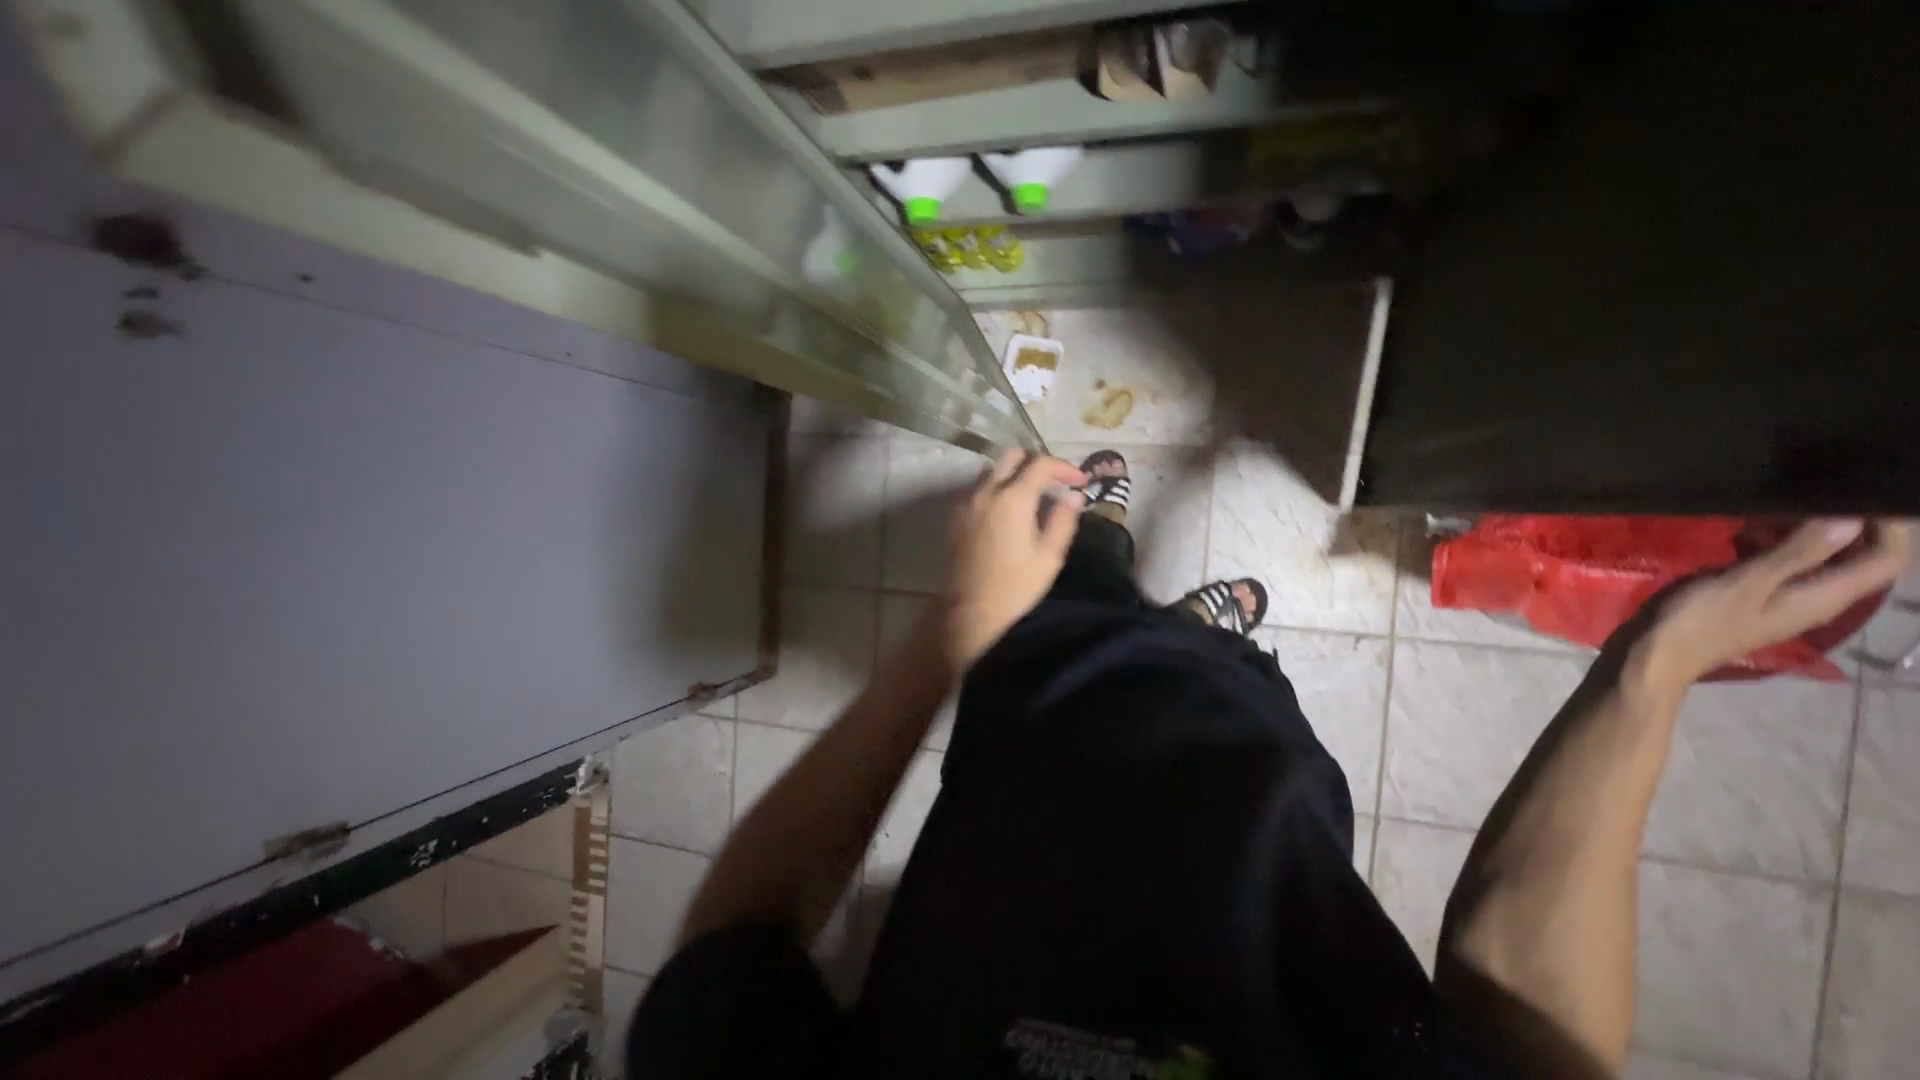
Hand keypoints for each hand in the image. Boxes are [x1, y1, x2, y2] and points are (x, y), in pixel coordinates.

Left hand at [932, 450, 1086, 668]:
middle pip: (1012, 455)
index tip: (1079, 481)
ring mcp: (968, 502)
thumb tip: (1075, 496)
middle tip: (1055, 482)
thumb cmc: (1015, 587)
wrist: (969, 610)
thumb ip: (1063, 519)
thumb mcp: (1049, 556)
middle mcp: (987, 491)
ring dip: (1015, 474)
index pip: (1041, 463)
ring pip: (993, 470)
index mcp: (1013, 498)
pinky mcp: (956, 517)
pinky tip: (1009, 512)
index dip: (1064, 467)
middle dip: (1037, 462)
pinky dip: (998, 488)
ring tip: (1034, 496)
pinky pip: (979, 488)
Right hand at [1633, 519, 1913, 693]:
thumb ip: (1798, 553)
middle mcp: (1818, 600)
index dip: (1893, 527)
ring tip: (1794, 502)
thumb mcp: (1745, 583)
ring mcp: (1790, 601)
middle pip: (1864, 560)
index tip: (1867, 494)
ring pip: (1829, 562)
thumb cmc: (1700, 619)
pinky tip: (1760, 529)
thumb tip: (1852, 520)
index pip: (1888, 560)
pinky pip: (1795, 567)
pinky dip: (1790, 545)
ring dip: (1821, 532)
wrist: (1658, 654)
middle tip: (1831, 490)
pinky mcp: (1764, 598)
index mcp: (1825, 597)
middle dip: (1860, 525)